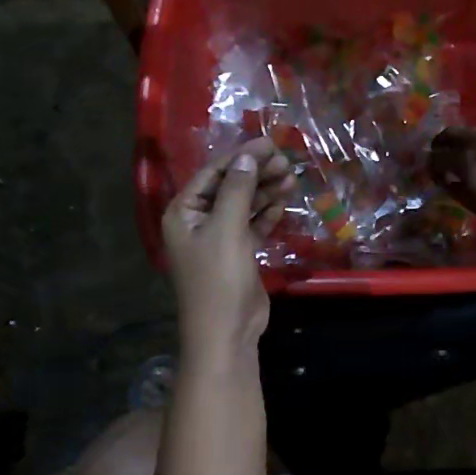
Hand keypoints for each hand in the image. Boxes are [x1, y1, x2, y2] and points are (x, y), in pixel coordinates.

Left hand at [163, 138, 294, 348]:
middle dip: (257, 173)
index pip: (214, 173)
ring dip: (266, 191)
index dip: (242, 156)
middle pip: (230, 187)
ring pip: (244, 205)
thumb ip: (237, 190)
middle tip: (287, 161)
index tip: (271, 143)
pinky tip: (284, 202)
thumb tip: (247, 156)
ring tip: (291, 177)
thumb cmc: (219, 278)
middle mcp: (198, 222)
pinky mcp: (238, 254)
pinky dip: (267, 213)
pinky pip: (252, 225)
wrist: (226, 331)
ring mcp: (218, 239)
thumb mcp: (226, 229)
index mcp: (184, 212)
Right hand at [429, 127, 475, 231]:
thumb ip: (454, 187)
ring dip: (460, 140)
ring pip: (470, 131)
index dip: (431, 165)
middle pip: (451, 133)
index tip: (432, 174)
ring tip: (460, 153)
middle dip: (441, 143)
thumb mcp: (473, 203)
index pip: (438, 157)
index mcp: (466, 161)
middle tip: (439, 155)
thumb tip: (445, 177)